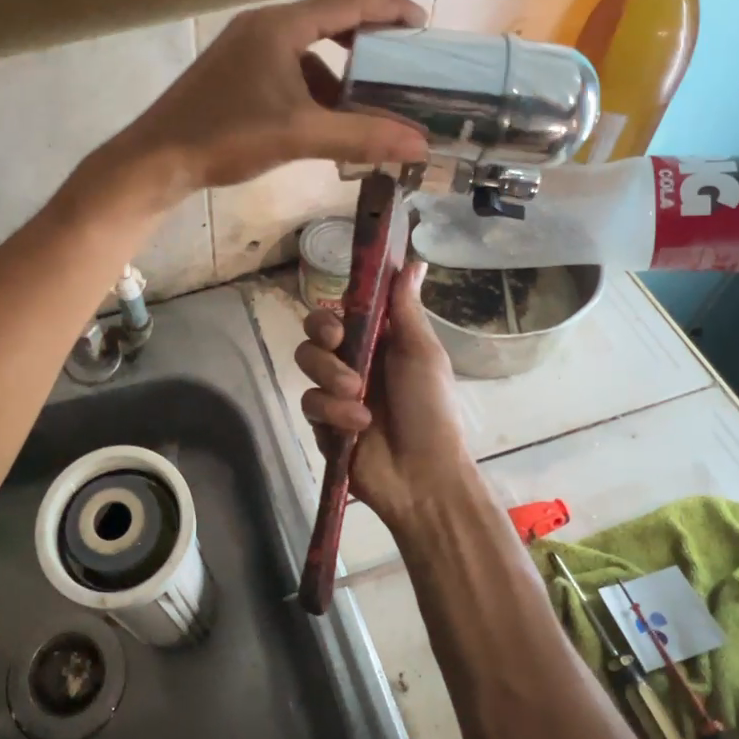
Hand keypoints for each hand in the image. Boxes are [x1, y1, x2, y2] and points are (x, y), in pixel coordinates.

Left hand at [107, 0, 429, 198]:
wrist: (156, 160)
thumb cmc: (226, 137)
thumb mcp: (300, 136)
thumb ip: (362, 137)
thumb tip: (420, 143)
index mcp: (279, 27)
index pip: (347, 2)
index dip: (389, 10)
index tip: (422, 26)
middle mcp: (261, 28)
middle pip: (327, 24)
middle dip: (365, 47)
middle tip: (398, 68)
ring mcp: (243, 51)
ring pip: (305, 55)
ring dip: (337, 78)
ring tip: (364, 109)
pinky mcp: (232, 76)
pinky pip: (284, 73)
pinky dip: (310, 93)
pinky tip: (321, 125)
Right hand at [295, 260, 475, 527]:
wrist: (423, 476)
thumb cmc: (431, 409)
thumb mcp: (423, 354)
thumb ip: (406, 309)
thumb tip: (415, 262)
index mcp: (378, 342)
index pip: (342, 312)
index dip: (335, 311)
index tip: (342, 319)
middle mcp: (353, 363)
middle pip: (314, 334)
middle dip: (323, 339)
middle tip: (339, 346)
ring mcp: (335, 394)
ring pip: (306, 366)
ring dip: (331, 378)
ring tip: (358, 398)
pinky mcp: (323, 424)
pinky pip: (310, 404)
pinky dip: (333, 412)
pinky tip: (358, 427)